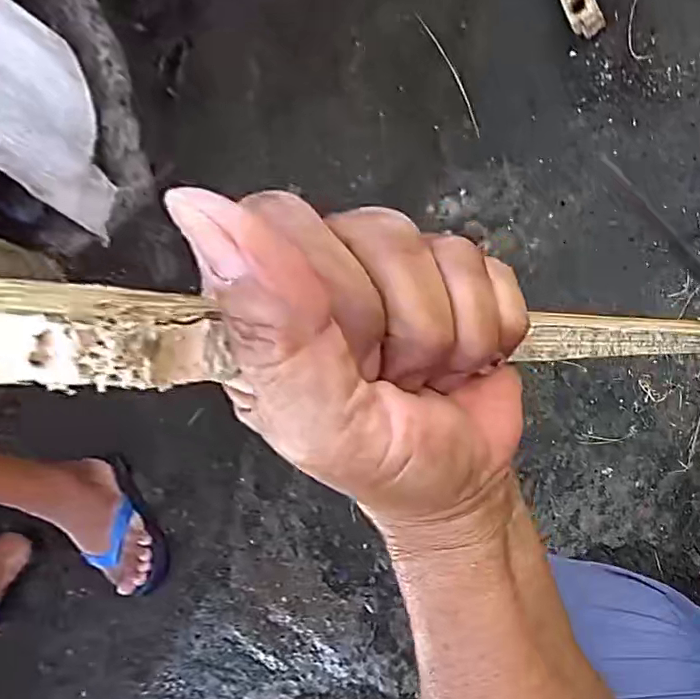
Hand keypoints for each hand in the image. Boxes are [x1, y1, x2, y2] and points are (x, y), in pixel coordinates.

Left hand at [163, 188, 529, 551]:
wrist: (461, 485)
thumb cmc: (391, 465)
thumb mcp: (320, 423)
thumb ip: (269, 330)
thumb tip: (203, 213)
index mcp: (274, 298)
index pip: (292, 223)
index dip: (337, 290)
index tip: (352, 356)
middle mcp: (337, 270)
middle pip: (385, 235)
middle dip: (410, 327)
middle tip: (396, 377)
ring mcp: (409, 274)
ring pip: (448, 254)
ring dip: (456, 336)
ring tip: (432, 374)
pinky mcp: (468, 284)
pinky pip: (494, 274)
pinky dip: (496, 331)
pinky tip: (468, 360)